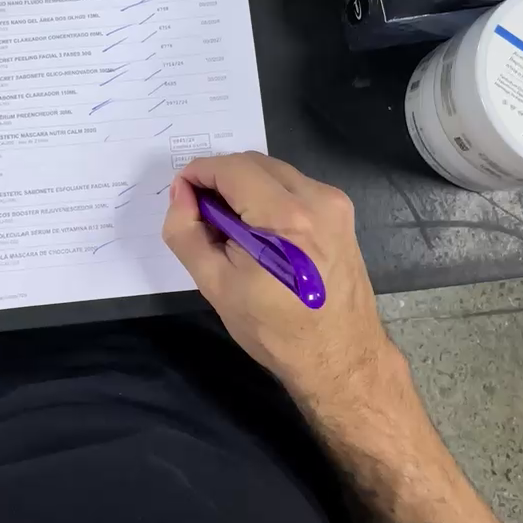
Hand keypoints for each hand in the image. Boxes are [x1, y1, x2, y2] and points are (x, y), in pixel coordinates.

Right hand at [162, 153, 396, 404]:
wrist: (341, 360)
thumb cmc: (274, 330)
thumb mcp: (215, 284)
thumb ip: (187, 232)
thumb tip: (180, 194)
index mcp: (286, 217)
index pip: (231, 168)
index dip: (198, 174)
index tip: (182, 196)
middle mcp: (316, 198)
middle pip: (252, 162)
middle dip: (220, 179)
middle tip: (202, 215)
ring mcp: (334, 202)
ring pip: (273, 171)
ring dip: (244, 187)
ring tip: (232, 229)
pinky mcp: (341, 211)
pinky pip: (293, 185)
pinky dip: (268, 196)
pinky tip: (261, 233)